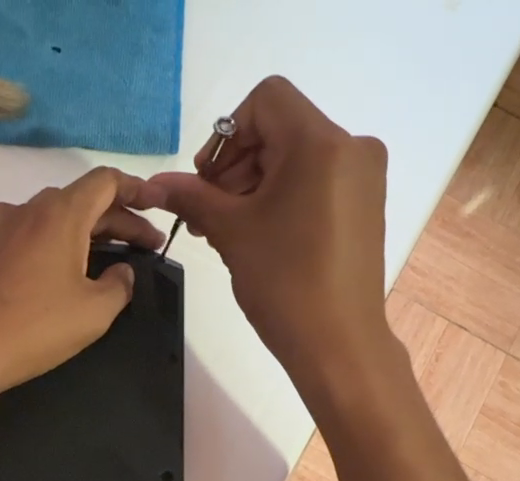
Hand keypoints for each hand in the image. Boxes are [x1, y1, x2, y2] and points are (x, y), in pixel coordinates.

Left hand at [0, 167, 162, 395]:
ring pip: (53, 217)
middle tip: (145, 246)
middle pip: (82, 201)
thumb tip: (122, 272)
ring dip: (86, 232)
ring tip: (109, 257)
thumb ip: (120, 285)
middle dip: (118, 220)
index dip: (137, 190)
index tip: (157, 205)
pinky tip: (63, 268)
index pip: (106, 182)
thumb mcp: (94, 312)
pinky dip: (55, 242)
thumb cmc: (36, 328)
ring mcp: (1, 227)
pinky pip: (29, 234)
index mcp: (61, 213)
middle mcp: (29, 209)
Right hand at [137, 77, 390, 370]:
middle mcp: (351, 146)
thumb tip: (154, 184)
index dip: (226, 134)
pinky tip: (260, 236)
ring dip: (254, 184)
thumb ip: (192, 197)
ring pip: (295, 156)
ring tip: (228, 231)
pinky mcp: (365, 203)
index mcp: (320, 143)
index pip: (266, 100)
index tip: (208, 181)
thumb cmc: (283, 282)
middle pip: (280, 128)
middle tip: (208, 214)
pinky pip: (315, 180)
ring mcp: (363, 176)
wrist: (338, 342)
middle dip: (236, 165)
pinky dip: (281, 196)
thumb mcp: (230, 232)